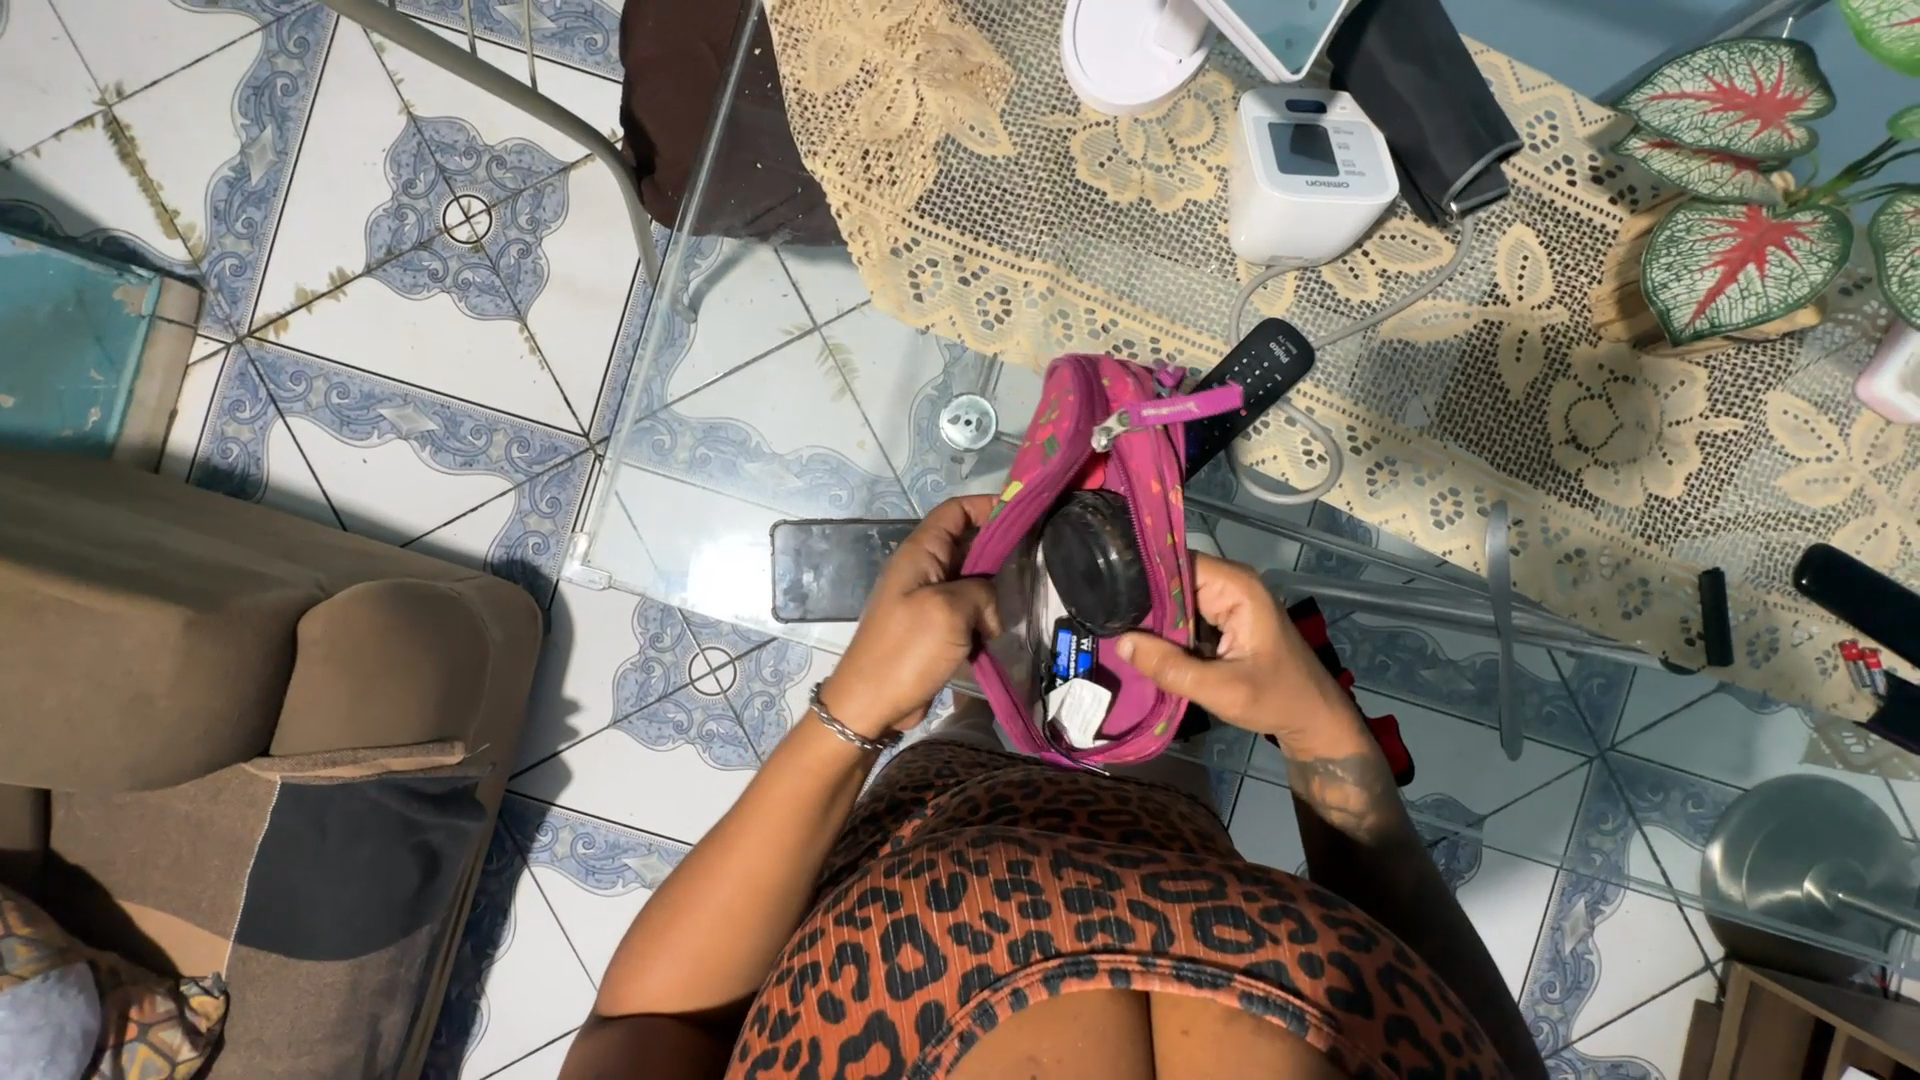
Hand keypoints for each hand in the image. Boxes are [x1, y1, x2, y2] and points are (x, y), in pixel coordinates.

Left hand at [818, 495, 1001, 737]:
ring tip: (1018, 602)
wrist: (871, 704)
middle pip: (967, 545)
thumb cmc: (906, 650)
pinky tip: (999, 632)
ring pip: (970, 582)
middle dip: (998, 552)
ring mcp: (926, 600)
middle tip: (1034, 560)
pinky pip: (965, 612)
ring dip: (992, 593)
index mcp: (919, 553)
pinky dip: (983, 618)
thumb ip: (980, 591)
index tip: (1023, 515)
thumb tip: (989, 607)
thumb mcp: (949, 610)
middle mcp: (922, 570)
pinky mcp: (933, 629)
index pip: (955, 511)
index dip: (987, 505)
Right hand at [1116, 553, 1360, 747]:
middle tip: (1107, 620)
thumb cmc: (1276, 699)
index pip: (1176, 562)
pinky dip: (1164, 630)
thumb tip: (1120, 643)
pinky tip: (1140, 642)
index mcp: (1236, 587)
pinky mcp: (1221, 619)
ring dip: (1151, 618)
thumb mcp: (1221, 690)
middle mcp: (1230, 584)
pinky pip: (1182, 615)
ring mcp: (1225, 601)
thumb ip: (1170, 667)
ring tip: (1115, 630)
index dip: (1143, 577)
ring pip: (1173, 599)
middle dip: (1143, 601)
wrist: (1312, 720)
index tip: (1109, 595)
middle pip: (1171, 578)